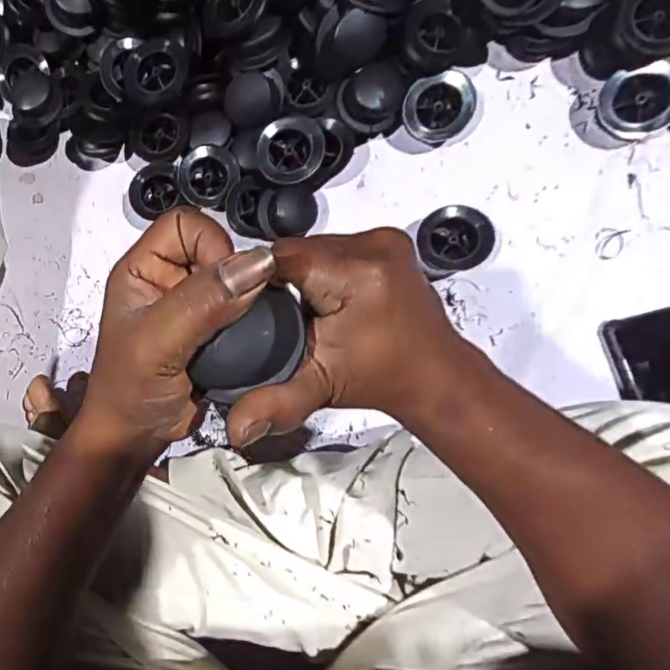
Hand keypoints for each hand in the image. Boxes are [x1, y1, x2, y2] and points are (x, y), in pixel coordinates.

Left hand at [72, 208, 276, 459]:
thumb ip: (200, 304)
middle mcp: (166, 282)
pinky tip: (244, 341)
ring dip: (245, 300)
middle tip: (233, 310)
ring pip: (234, 280)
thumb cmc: (125, 395)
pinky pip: (244, 310)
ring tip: (237, 329)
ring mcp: (191, 307)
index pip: (184, 224)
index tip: (223, 280)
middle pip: (216, 248)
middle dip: (234, 274)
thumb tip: (250, 267)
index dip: (211, 244)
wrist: (137, 437)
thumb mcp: (156, 344)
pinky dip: (251, 322)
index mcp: (141, 271)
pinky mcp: (212, 331)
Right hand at [225, 229, 481, 446]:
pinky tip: (321, 298)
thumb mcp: (318, 389)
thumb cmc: (386, 378)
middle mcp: (376, 248)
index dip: (257, 281)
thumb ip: (272, 403)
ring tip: (300, 309)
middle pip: (296, 249)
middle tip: (279, 318)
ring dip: (299, 274)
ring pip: (313, 245)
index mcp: (359, 275)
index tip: (250, 307)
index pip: (281, 258)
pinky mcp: (387, 244)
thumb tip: (237, 427)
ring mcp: (384, 242)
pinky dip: (321, 270)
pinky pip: (335, 247)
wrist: (433, 377)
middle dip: (279, 280)